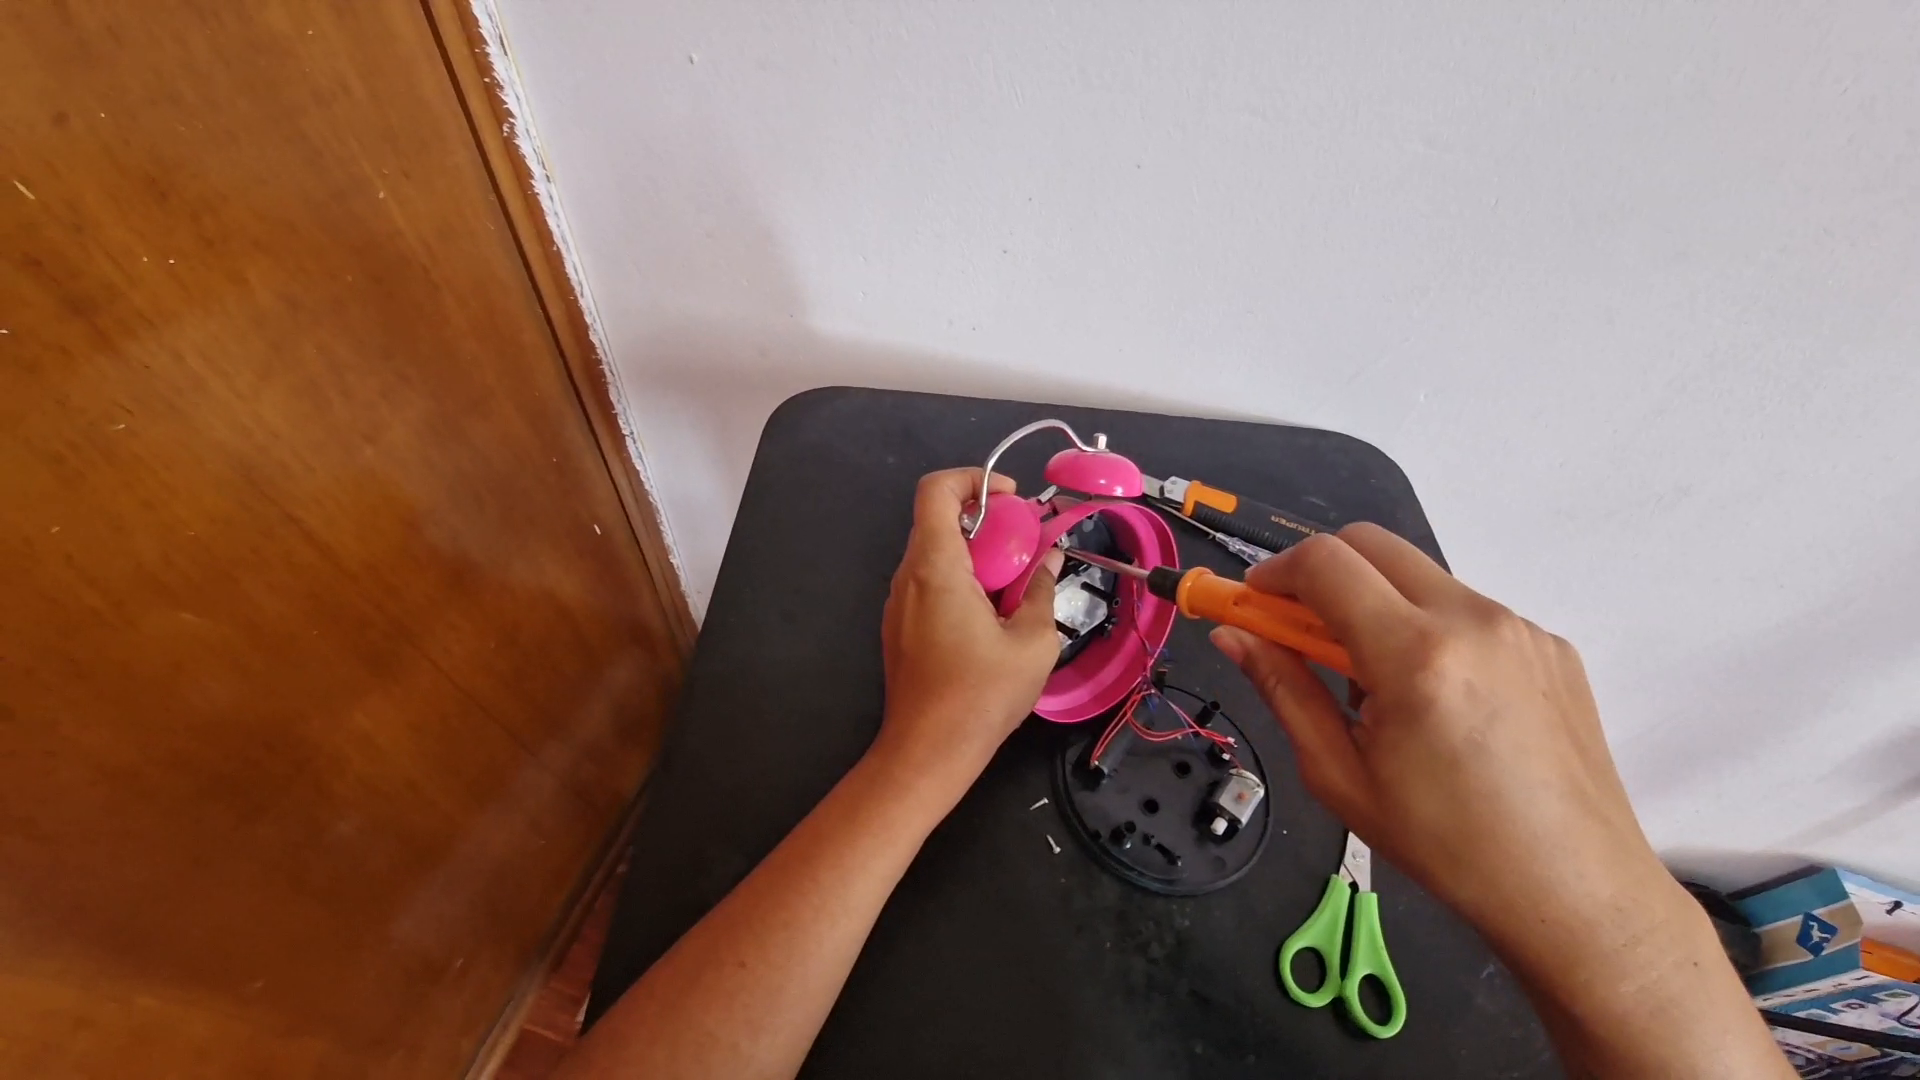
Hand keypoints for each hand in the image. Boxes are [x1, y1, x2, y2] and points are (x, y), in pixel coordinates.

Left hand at [875, 469, 1062, 788]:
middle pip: (940, 521)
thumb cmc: (981, 695)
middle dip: (988, 522)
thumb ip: (1043, 589)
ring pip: (936, 554)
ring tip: (1015, 585)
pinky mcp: (899, 626)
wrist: (928, 751)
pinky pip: (929, 583)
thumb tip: (1050, 558)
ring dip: (977, 555)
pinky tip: (990, 617)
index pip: (936, 490)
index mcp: (936, 567)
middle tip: (1026, 546)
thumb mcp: (1033, 642)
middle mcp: (908, 576)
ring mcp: (898, 603)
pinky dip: (961, 580)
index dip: (975, 479)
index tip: (1012, 499)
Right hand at [1210, 525, 1679, 961]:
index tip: (1253, 601)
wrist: (1578, 893)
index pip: (1325, 563)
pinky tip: (1431, 694)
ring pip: (1417, 573)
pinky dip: (1423, 624)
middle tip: (1297, 626)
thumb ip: (1281, 688)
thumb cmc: (1443, 843)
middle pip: (1370, 542)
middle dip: (1318, 570)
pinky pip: (1463, 606)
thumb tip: (1231, 635)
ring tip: (1370, 678)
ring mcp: (1521, 627)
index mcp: (1414, 656)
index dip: (1273, 572)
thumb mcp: (1337, 773)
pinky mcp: (1550, 644)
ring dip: (1371, 599)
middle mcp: (1473, 620)